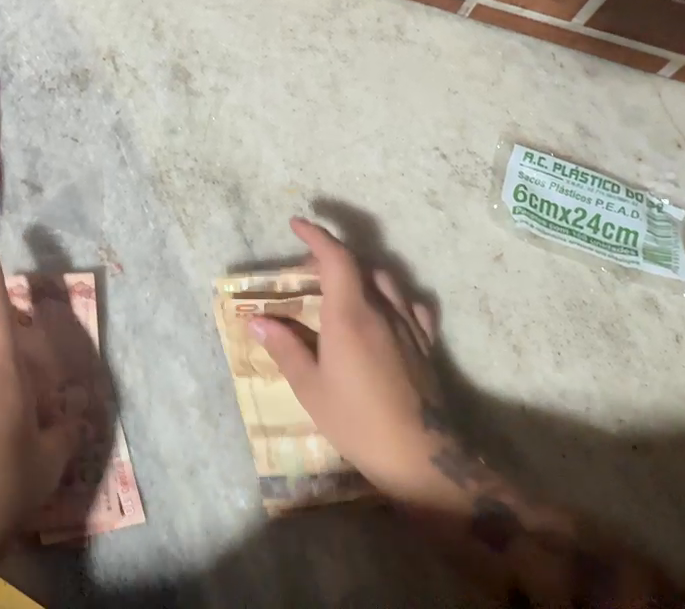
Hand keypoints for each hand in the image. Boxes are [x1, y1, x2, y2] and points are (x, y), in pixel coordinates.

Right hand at [249, 217, 451, 501]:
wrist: (420, 459)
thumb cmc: (356, 421)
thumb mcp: (309, 387)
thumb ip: (284, 348)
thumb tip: (258, 322)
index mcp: (350, 315)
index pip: (336, 258)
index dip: (317, 236)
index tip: (297, 224)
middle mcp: (382, 311)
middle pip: (360, 265)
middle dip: (331, 257)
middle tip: (306, 269)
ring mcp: (409, 327)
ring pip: (387, 281)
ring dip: (361, 273)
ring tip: (341, 287)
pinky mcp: (426, 346)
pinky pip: (412, 306)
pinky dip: (393, 296)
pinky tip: (385, 310)